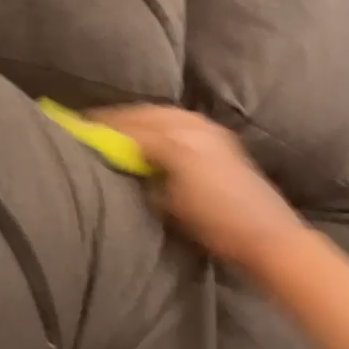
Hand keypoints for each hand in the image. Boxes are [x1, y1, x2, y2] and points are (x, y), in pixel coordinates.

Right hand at [93, 105, 307, 272]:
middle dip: (120, 117)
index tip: (80, 129)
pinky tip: (154, 133)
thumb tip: (131, 165)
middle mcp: (193, 127)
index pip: (131, 127)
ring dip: (141, 117)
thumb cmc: (217, 225)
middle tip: (95, 124)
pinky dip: (162, 121)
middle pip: (147, 113)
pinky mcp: (220, 139)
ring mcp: (209, 130)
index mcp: (177, 141)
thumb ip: (148, 177)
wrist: (267, 235)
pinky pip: (181, 119)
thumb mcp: (171, 205)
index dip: (105, 128)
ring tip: (121, 127)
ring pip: (165, 113)